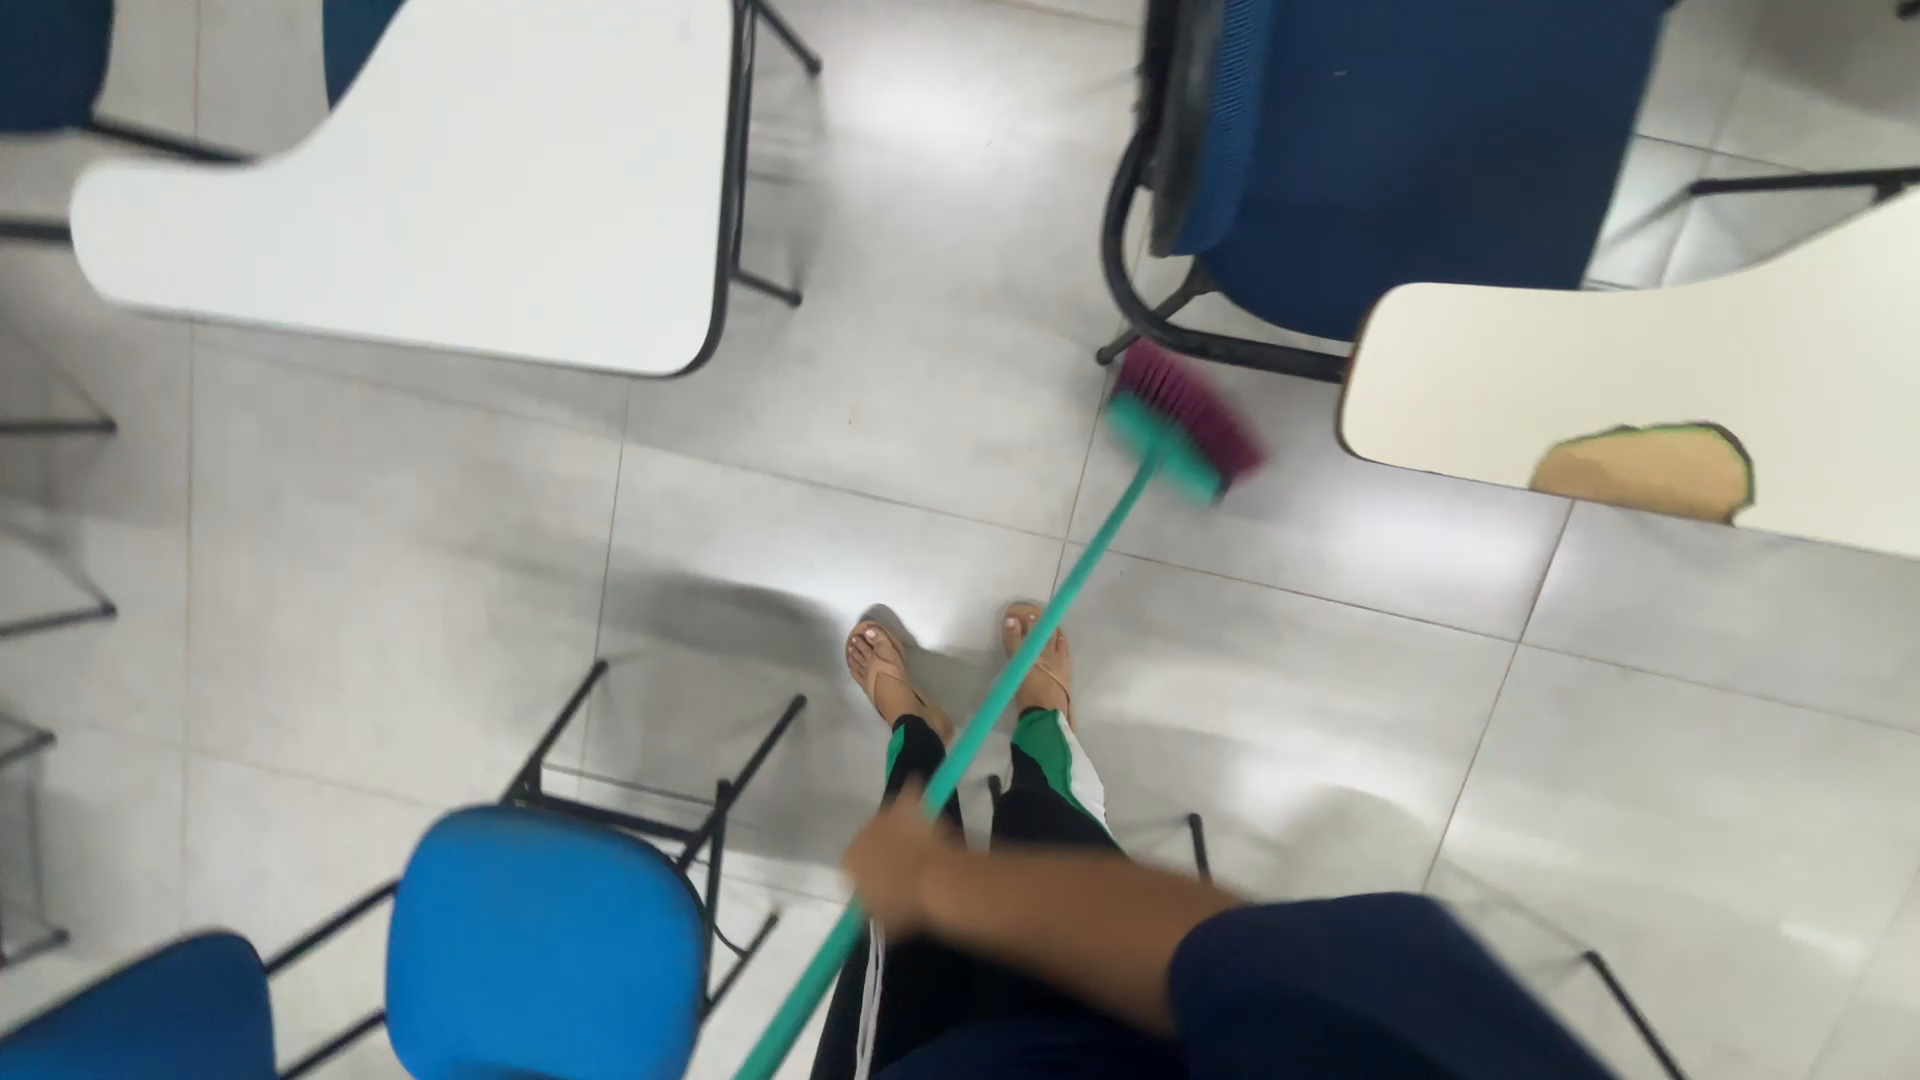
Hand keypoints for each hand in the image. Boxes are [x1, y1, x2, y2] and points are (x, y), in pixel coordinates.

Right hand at [842, 780, 960, 937]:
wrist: (935, 879)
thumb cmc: (905, 905)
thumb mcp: (881, 918)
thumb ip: (871, 905)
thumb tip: (873, 903)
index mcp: (848, 862)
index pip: (853, 866)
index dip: (869, 874)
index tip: (884, 883)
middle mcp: (860, 833)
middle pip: (869, 839)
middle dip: (882, 848)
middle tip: (902, 864)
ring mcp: (884, 814)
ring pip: (888, 819)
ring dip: (897, 827)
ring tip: (915, 841)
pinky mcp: (907, 801)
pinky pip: (909, 796)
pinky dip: (914, 802)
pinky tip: (923, 810)